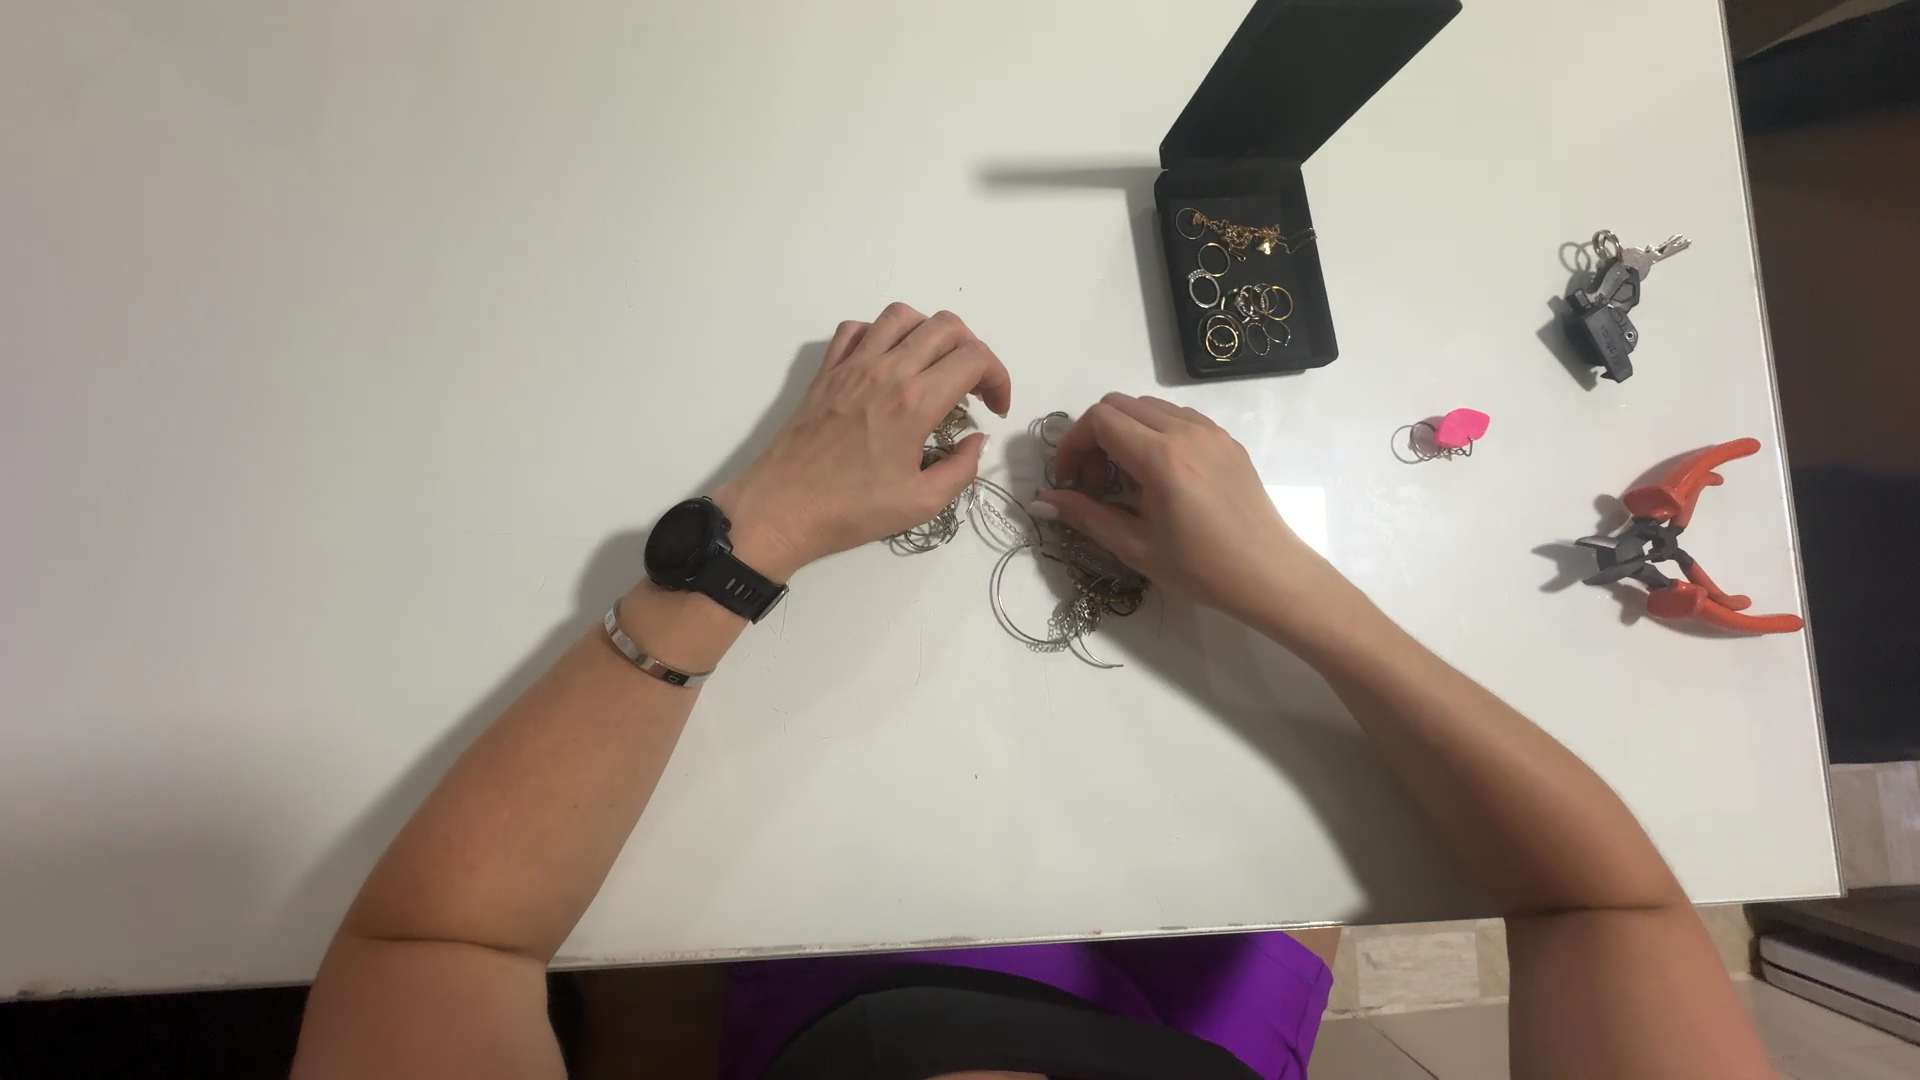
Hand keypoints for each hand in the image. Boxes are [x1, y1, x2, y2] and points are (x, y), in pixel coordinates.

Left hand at [713, 304, 1011, 579]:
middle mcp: (886, 371)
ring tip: (934, 368)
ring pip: (902, 316)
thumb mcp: (921, 503)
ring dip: (929, 333)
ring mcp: (852, 365)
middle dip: (973, 351)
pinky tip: (887, 365)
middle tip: (972, 390)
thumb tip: (975, 441)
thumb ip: (961, 468)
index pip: (975, 358)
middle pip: (946, 326)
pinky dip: (881, 335)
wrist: (783, 508)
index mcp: (915, 403)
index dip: (998, 378)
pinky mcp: (827, 371)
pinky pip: (857, 329)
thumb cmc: (852, 511)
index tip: (995, 409)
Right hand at [1031, 393, 1344, 631]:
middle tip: (1093, 481)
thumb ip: (1084, 515)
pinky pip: (1177, 416)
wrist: (1270, 575)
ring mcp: (1211, 432)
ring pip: (1147, 406)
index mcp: (1161, 457)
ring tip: (1124, 479)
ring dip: (1123, 431)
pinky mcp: (1227, 440)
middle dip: (1093, 436)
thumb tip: (1040, 501)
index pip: (1099, 420)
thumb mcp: (1134, 546)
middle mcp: (1186, 431)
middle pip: (1119, 404)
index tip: (1069, 479)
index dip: (1073, 444)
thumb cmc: (1200, 568)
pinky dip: (1152, 432)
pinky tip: (1156, 475)